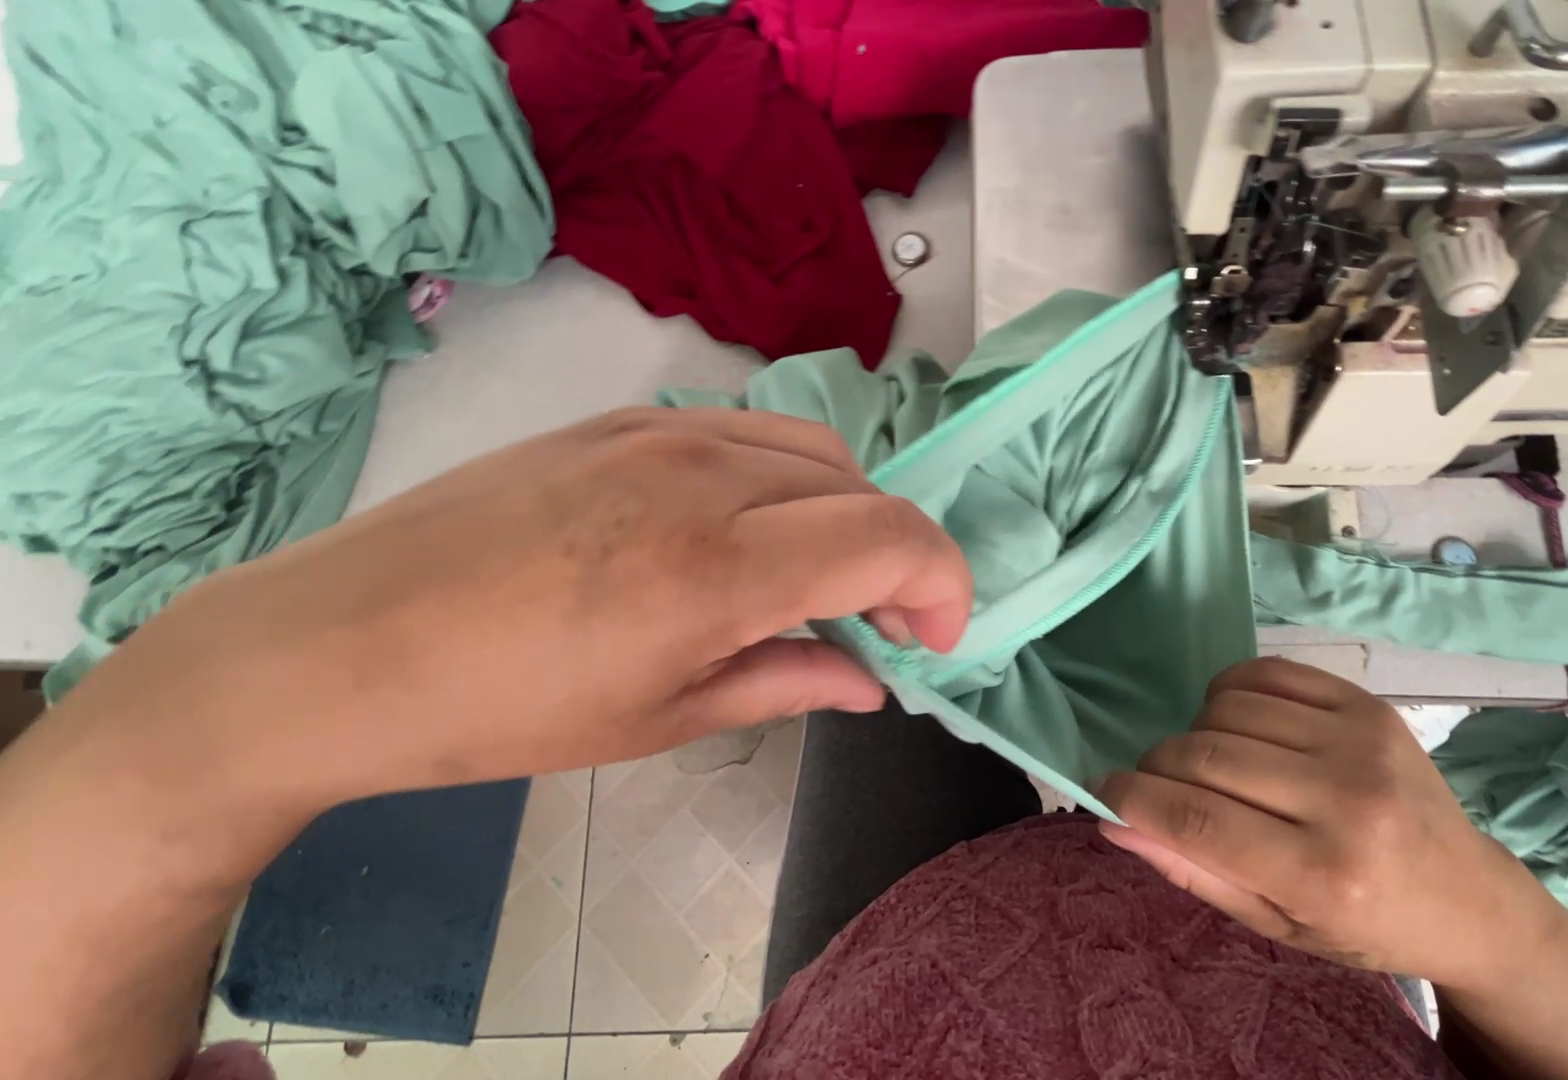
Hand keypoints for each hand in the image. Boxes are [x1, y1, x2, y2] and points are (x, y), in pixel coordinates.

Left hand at [55, 407, 971, 815]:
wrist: (338, 642)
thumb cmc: (505, 709)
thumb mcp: (664, 719)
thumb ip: (789, 683)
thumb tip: (871, 680)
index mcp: (719, 567)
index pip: (891, 538)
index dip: (942, 585)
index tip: (934, 639)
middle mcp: (706, 474)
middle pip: (865, 490)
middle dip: (900, 560)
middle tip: (880, 625)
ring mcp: (664, 429)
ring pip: (817, 451)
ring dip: (848, 515)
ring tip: (819, 576)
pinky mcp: (627, 416)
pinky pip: (752, 430)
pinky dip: (791, 479)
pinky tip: (753, 527)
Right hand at [1097, 658, 1557, 991]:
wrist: (1468, 898)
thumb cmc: (1363, 924)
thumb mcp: (1273, 923)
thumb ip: (1189, 870)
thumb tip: (1112, 821)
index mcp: (1323, 874)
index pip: (1196, 820)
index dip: (1132, 799)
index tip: (1103, 792)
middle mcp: (1345, 801)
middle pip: (1203, 757)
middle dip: (1155, 767)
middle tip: (1155, 783)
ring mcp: (1361, 742)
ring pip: (1225, 709)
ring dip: (1194, 733)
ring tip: (1210, 762)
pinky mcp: (1368, 705)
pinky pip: (1264, 671)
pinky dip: (1228, 692)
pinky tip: (1235, 723)